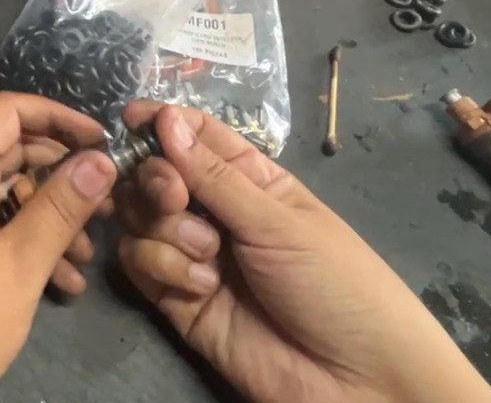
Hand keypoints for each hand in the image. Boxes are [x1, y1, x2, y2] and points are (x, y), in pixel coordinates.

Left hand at [0, 93, 114, 402]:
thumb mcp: (19, 267)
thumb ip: (61, 207)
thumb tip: (101, 159)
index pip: (7, 111)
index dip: (58, 117)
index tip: (103, 141)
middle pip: (9, 150)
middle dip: (61, 175)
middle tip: (109, 207)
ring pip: (2, 190)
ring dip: (47, 216)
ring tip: (85, 256)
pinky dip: (22, 237)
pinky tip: (61, 280)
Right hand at [116, 102, 490, 402]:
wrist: (361, 389)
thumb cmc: (339, 287)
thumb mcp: (279, 223)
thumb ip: (213, 174)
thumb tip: (165, 116)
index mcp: (245, 179)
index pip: (191, 134)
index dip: (159, 122)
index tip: (129, 119)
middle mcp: (211, 209)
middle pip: (152, 171)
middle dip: (154, 177)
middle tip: (174, 196)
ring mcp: (189, 252)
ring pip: (137, 214)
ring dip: (164, 227)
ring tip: (207, 254)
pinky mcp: (173, 295)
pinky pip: (136, 260)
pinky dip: (160, 266)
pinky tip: (201, 286)